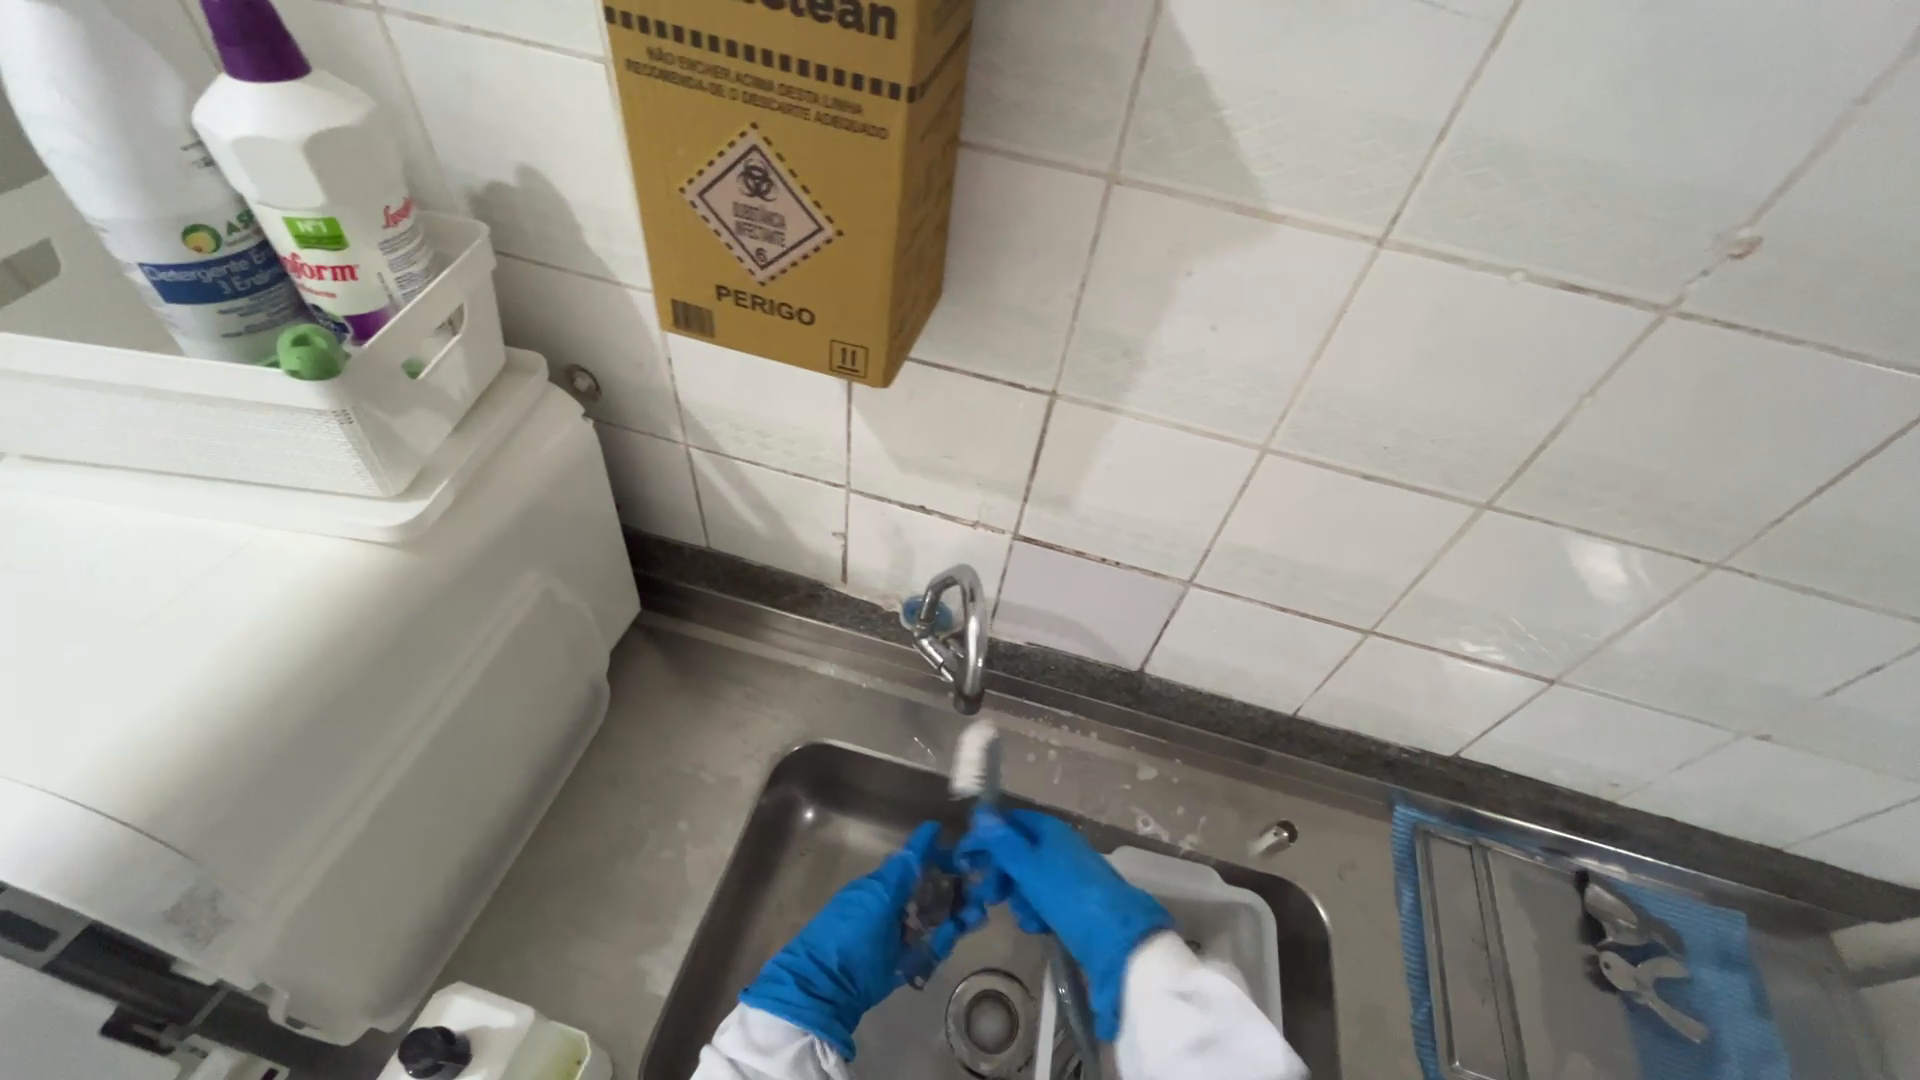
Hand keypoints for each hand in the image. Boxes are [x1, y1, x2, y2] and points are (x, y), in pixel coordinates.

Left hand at [740, 821, 982, 1060]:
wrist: (824, 990)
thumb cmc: (848, 934)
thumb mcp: (876, 896)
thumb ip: (902, 869)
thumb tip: (925, 833)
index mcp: (882, 885)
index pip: (914, 862)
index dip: (936, 853)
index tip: (962, 846)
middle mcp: (891, 907)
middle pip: (928, 891)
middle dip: (955, 887)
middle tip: (980, 886)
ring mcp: (896, 936)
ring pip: (933, 919)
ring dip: (955, 914)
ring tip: (977, 912)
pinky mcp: (902, 964)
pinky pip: (928, 947)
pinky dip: (943, 941)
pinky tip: (956, 933)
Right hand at [957, 807, 1172, 1040]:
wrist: (1118, 940)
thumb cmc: (1069, 896)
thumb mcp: (1030, 869)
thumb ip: (1004, 843)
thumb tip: (981, 812)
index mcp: (1050, 831)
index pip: (1011, 822)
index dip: (987, 837)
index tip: (965, 858)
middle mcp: (1059, 847)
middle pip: (1017, 852)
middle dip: (1000, 872)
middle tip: (989, 895)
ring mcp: (1068, 876)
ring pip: (1028, 879)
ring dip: (1018, 896)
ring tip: (1022, 915)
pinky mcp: (1074, 902)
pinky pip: (1043, 900)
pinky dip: (1036, 911)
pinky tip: (1037, 926)